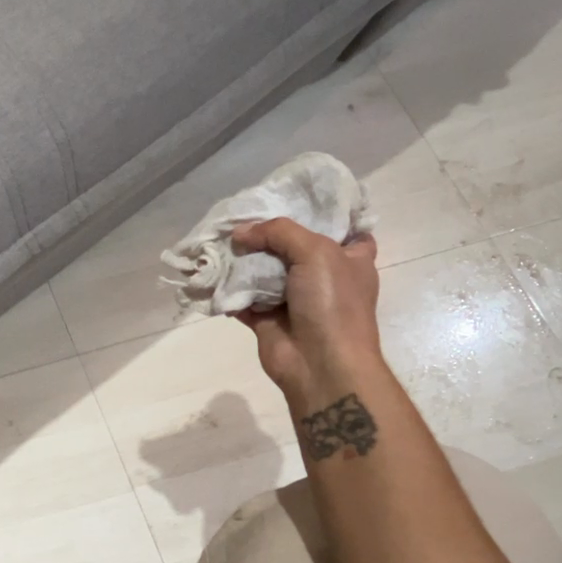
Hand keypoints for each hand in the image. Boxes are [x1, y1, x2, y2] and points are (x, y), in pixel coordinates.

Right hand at [231, 218, 383, 402]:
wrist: (320, 362)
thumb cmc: (333, 303)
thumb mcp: (316, 252)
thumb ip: (278, 233)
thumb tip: (240, 233)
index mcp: (349, 257)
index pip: (340, 227)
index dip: (319, 213)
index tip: (290, 200)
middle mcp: (322, 276)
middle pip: (291, 247)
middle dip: (266, 236)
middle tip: (239, 221)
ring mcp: (293, 298)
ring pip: (263, 272)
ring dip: (242, 262)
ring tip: (218, 246)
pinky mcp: (267, 319)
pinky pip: (243, 299)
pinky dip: (229, 291)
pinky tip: (212, 278)